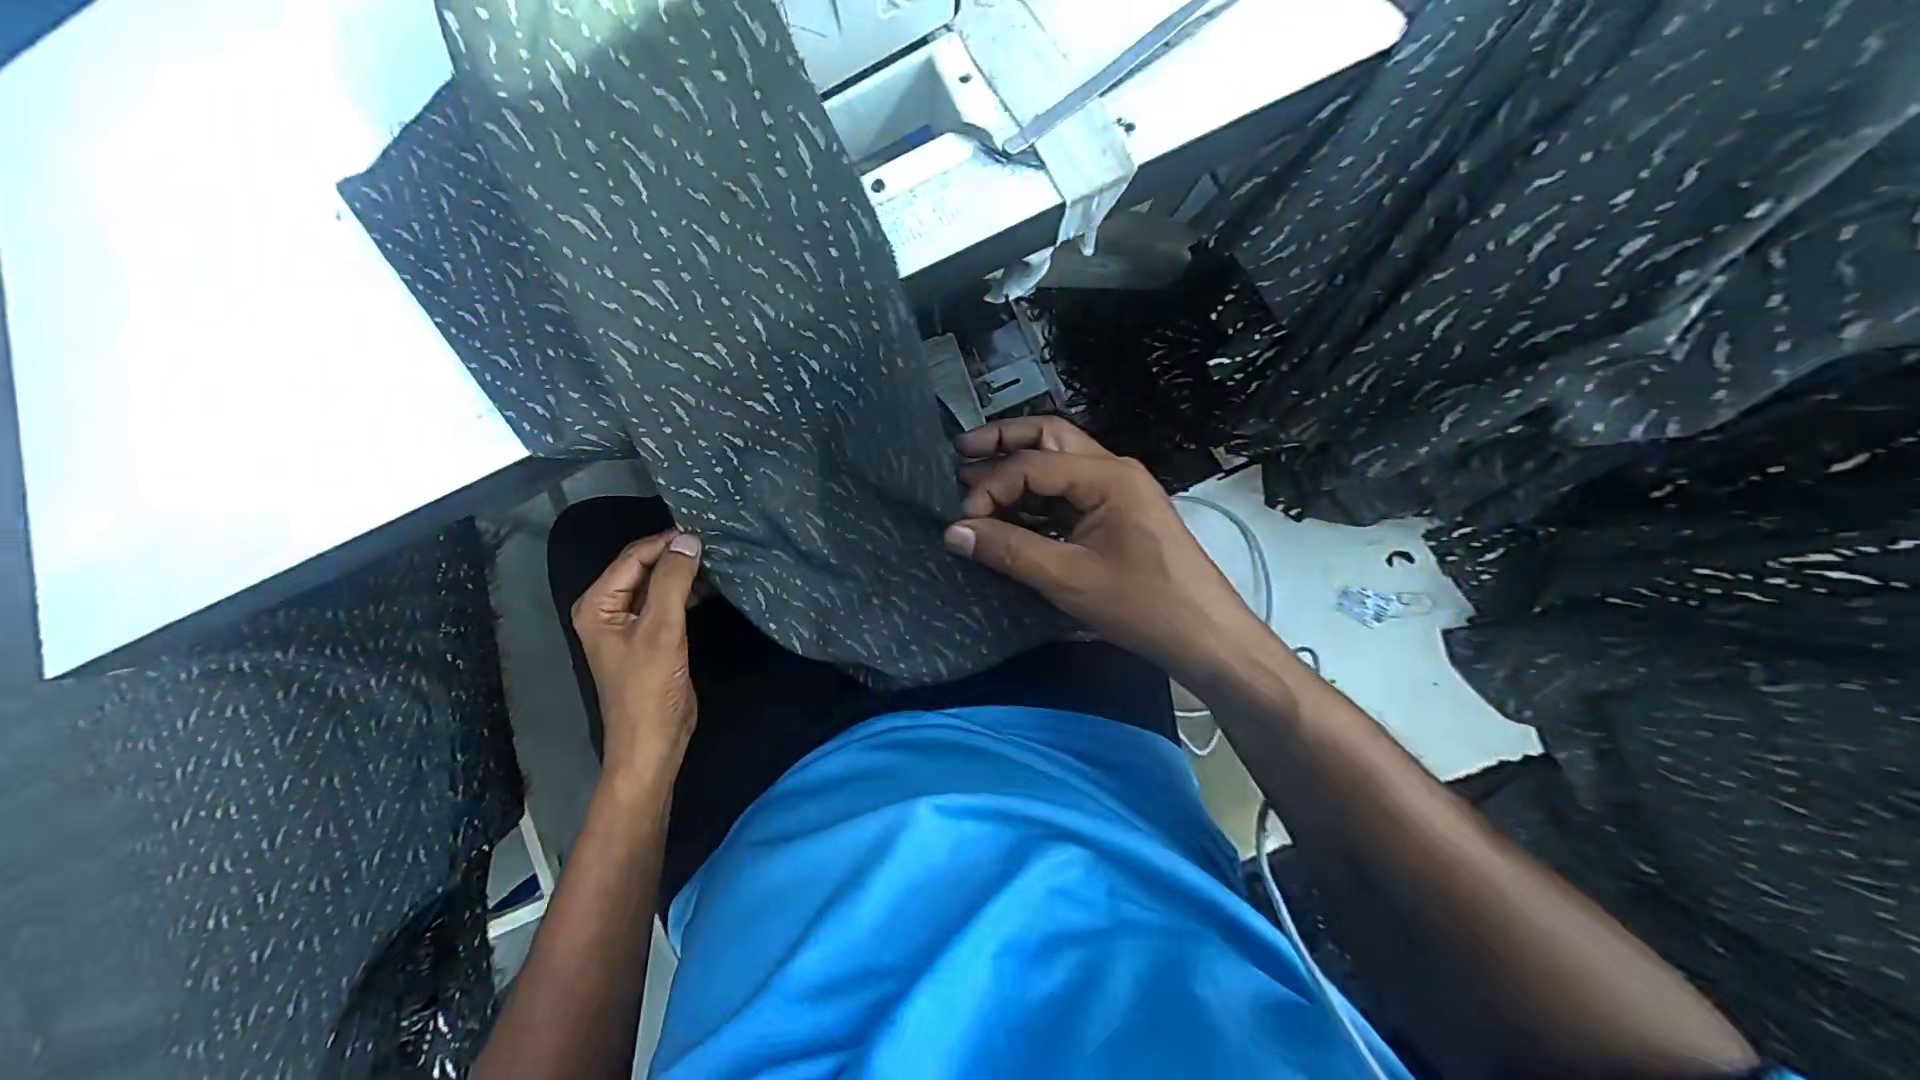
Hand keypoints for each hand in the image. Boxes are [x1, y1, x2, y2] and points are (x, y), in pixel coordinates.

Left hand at [571, 529, 703, 776]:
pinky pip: (667, 601)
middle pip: (643, 566)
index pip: (634, 557)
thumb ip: (672, 581)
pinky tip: (711, 584)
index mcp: (598, 603)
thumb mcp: (661, 630)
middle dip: (676, 553)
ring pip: (657, 582)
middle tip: (716, 541)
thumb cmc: (649, 687)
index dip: (667, 542)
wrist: (653, 740)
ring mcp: (630, 623)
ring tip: (718, 557)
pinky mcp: (651, 636)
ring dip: (683, 571)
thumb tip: (689, 539)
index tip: (706, 532)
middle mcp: (608, 608)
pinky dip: (687, 590)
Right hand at [945, 417, 1268, 683]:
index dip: (990, 487)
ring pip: (1059, 464)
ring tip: (974, 483)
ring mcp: (1118, 492)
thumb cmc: (1144, 606)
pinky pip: (1069, 494)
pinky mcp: (1117, 516)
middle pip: (1049, 438)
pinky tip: (1009, 516)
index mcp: (1108, 476)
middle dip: (1003, 442)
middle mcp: (1114, 471)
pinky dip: (1036, 500)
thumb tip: (954, 532)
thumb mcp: (1068, 579)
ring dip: (1018, 471)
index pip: (1032, 464)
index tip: (962, 520)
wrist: (1206, 637)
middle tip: (960, 453)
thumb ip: (1008, 550)